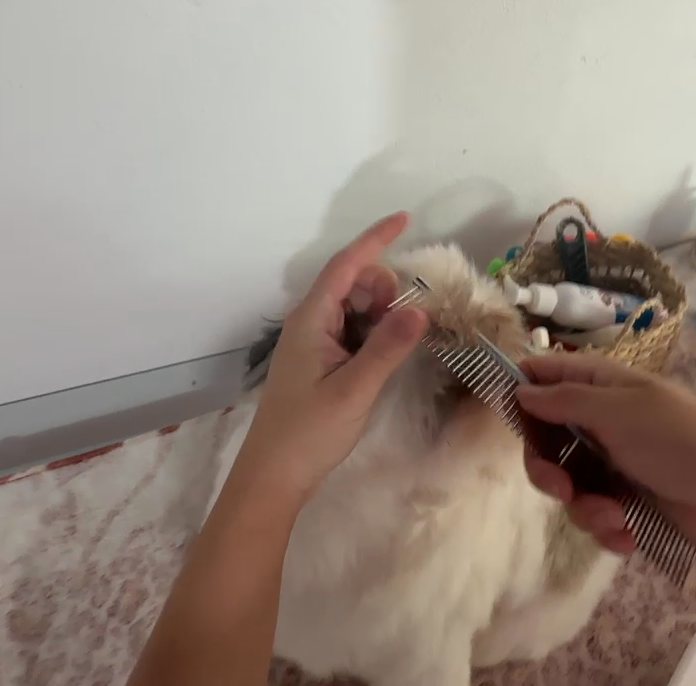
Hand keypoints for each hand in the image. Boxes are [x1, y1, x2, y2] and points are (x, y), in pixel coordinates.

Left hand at [229, 213, 428, 503]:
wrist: (274, 477)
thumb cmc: (309, 432)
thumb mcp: (355, 390)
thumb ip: (387, 348)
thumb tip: (421, 310)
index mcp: (312, 318)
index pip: (346, 265)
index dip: (375, 239)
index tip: (405, 218)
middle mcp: (311, 321)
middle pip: (353, 282)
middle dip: (383, 290)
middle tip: (403, 326)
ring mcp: (315, 341)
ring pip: (355, 306)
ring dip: (380, 313)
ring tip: (394, 346)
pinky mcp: (321, 360)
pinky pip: (353, 329)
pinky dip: (373, 331)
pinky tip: (384, 355)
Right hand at [516, 352, 695, 555]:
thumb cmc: (679, 438)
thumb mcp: (618, 411)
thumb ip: (564, 400)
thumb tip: (519, 389)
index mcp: (598, 384)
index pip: (543, 376)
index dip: (520, 392)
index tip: (506, 418)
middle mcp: (599, 420)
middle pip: (545, 439)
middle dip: (547, 469)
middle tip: (559, 488)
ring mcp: (612, 462)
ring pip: (567, 483)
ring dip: (583, 506)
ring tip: (613, 517)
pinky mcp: (626, 502)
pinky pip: (593, 513)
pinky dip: (606, 527)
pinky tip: (628, 534)